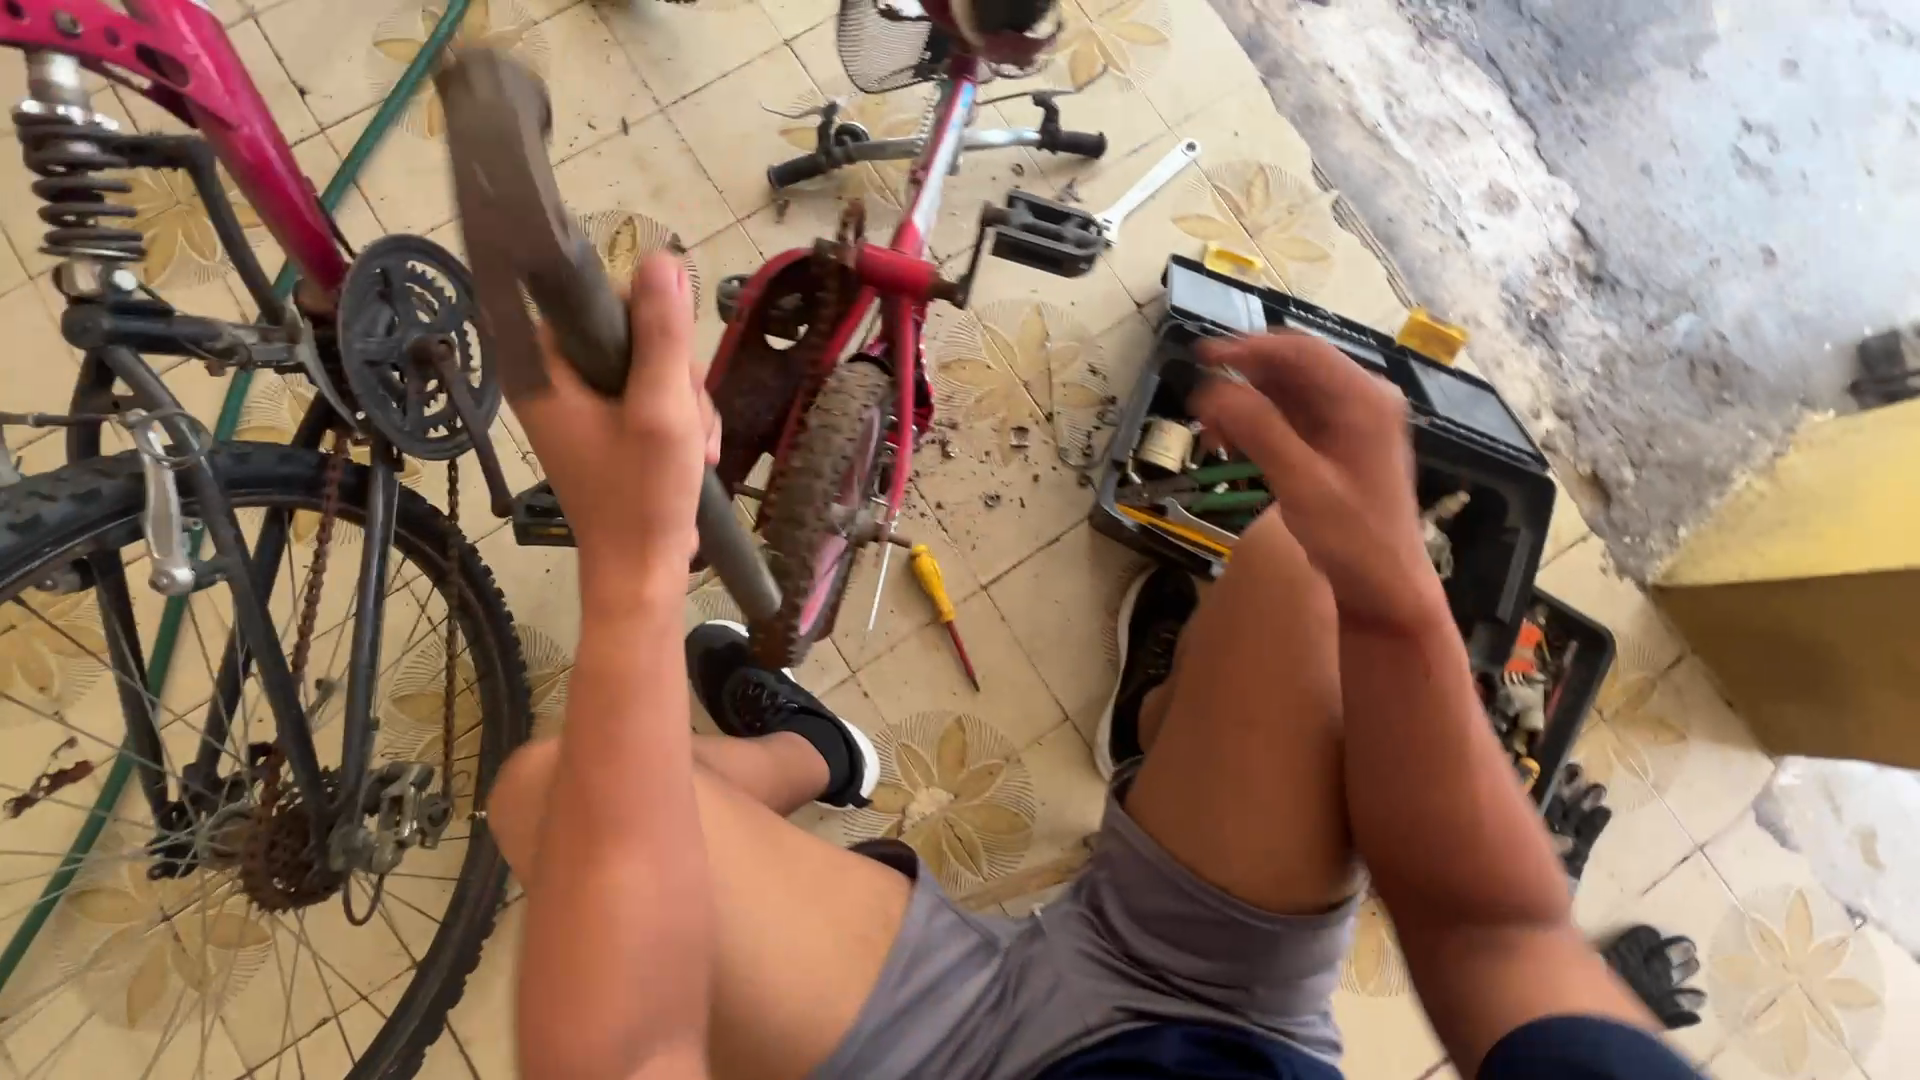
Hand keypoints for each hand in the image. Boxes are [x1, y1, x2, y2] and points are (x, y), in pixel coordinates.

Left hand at [511, 254, 720, 590]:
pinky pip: (653, 402)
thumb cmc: (643, 495)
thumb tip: (664, 259)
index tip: (670, 354)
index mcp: (543, 371)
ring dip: (687, 404)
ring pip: (650, 371)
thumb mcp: (662, 409)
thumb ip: (663, 336)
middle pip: (627, 338)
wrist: (643, 569)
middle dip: (675, 375)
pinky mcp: (608, 432)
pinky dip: (682, 423)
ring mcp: (584, 411)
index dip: (637, 314)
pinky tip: (698, 454)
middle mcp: (555, 384)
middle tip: (687, 416)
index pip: (584, 301)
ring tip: (697, 448)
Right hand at [1188, 332, 1443, 633]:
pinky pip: (1287, 417)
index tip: (1202, 357)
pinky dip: (1256, 424)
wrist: (1383, 585)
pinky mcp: (1333, 442)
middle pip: (1291, 368)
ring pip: (1285, 392)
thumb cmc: (1352, 537)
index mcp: (1363, 400)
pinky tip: (1232, 444)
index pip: (1300, 353)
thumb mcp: (1302, 484)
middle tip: (1200, 404)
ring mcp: (1347, 421)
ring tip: (1212, 433)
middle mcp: (1359, 399)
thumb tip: (1213, 392)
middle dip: (1241, 381)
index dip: (1248, 349)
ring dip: (1244, 404)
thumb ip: (1260, 431)